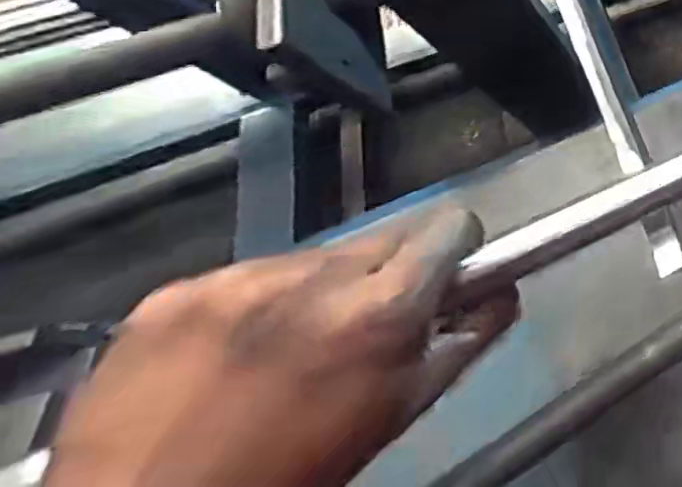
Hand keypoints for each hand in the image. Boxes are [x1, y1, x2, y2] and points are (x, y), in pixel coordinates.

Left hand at [46, 206, 518, 486]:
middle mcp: (316, 277)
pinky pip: (249, 274)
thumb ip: (471, 336)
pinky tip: (232, 352)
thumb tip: (503, 290)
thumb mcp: (402, 409)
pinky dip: (256, 302)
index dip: (456, 249)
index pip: (453, 224)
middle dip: (390, 269)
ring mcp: (237, 281)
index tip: (443, 278)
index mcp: (382, 307)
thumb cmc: (297, 470)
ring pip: (322, 254)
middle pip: (390, 234)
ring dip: (323, 287)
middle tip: (364, 321)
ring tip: (288, 345)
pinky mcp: (172, 293)